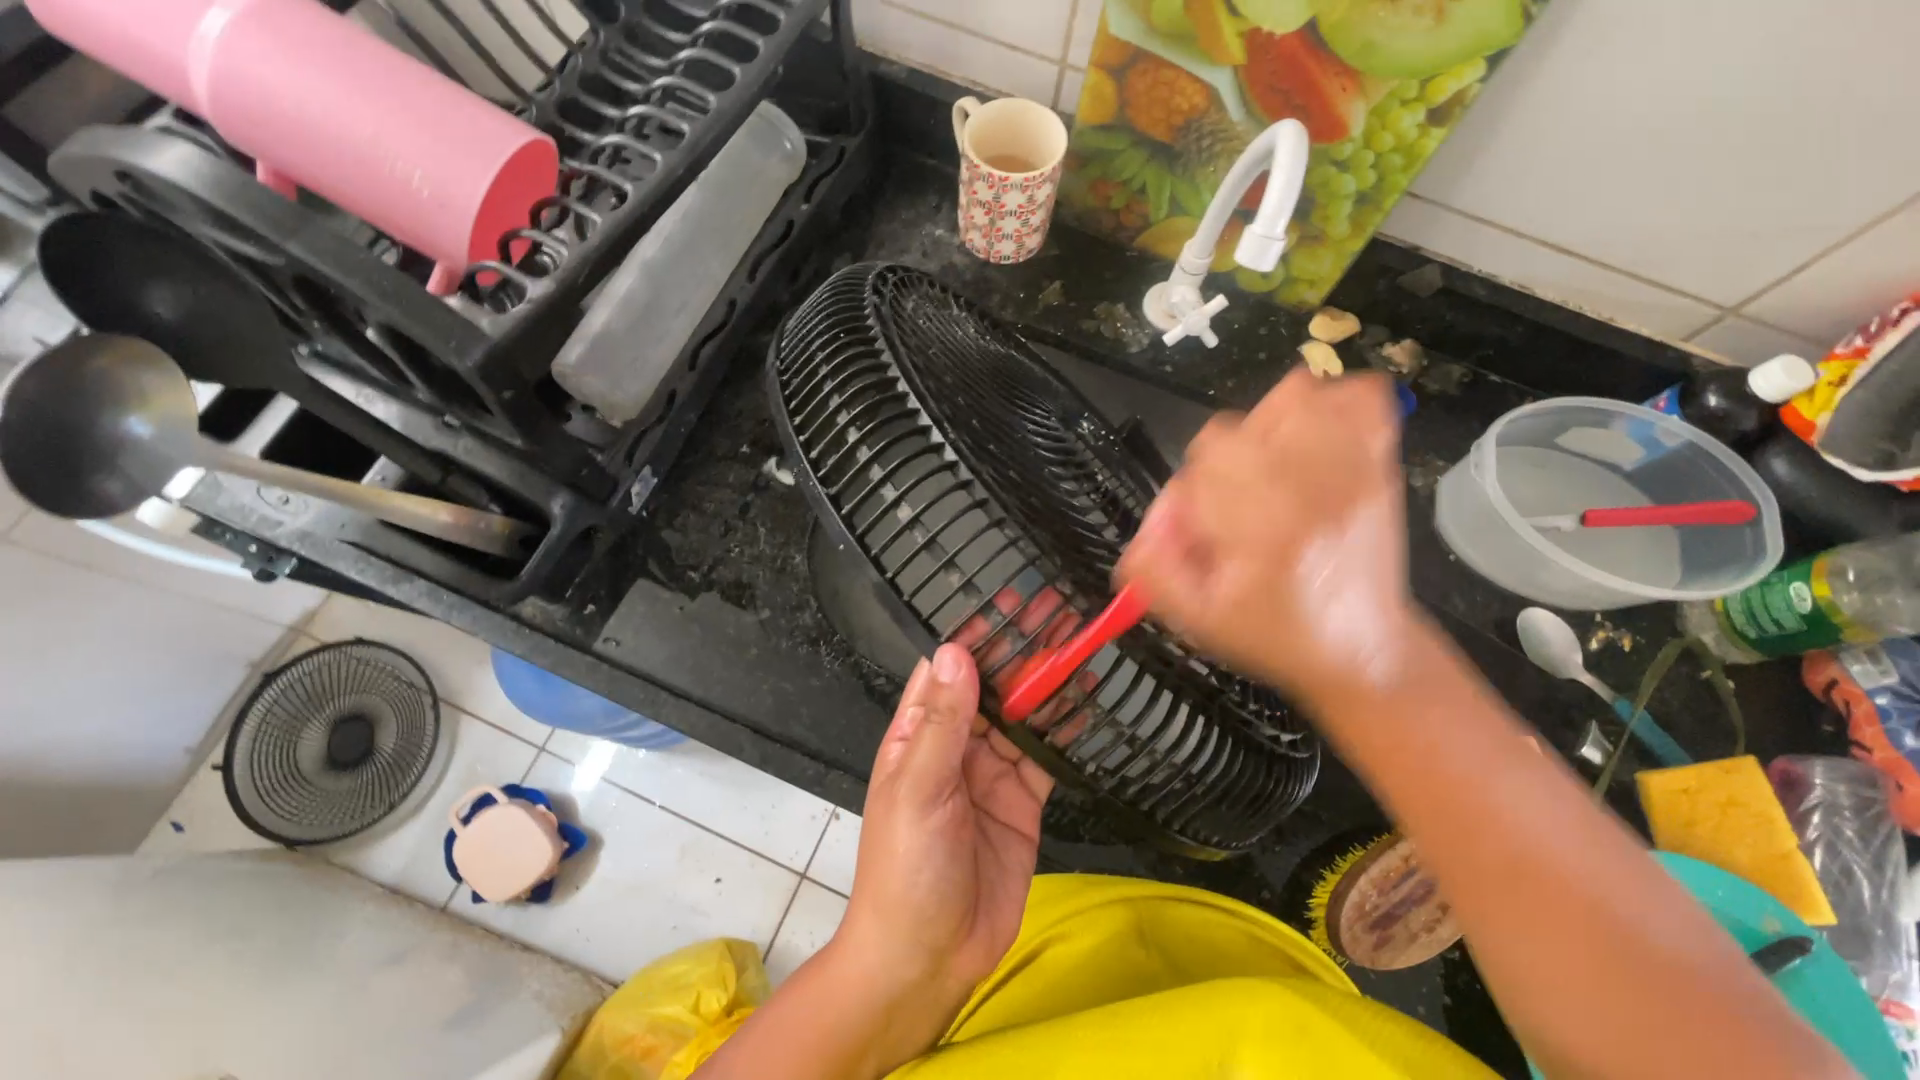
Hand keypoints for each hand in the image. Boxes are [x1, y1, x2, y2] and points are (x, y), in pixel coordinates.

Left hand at [838, 643, 1052, 1002]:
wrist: (929, 957)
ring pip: (1023, 717)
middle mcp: (954, 747)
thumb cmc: (905, 869)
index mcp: (916, 736)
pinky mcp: (1022, 803)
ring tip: (1082, 643)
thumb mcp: (918, 789)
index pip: (946, 670)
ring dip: (1048, 684)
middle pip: (992, 687)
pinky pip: (1047, 757)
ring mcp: (990, 775)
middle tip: (1060, 612)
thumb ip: (941, 723)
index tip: (1010, 601)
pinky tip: (1088, 701)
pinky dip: (1066, 730)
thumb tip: (954, 651)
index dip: (977, 635)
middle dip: (1022, 652)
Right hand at [1116, 368, 1418, 709]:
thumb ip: (1154, 569)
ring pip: (1292, 397)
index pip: (1202, 465)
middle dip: (1219, 465)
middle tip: (1236, 508)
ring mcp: (1351, 470)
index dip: (1191, 498)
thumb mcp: (1198, 621)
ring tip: (1271, 468)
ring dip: (1268, 427)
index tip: (1206, 534)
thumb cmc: (1277, 637)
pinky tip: (1316, 441)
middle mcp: (1309, 488)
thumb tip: (1147, 523)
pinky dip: (1333, 406)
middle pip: (1234, 429)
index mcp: (1263, 528)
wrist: (1364, 652)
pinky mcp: (1378, 465)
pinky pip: (1360, 397)